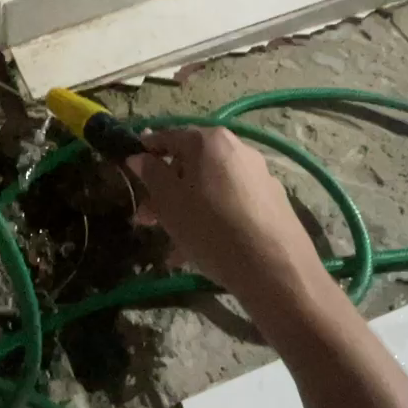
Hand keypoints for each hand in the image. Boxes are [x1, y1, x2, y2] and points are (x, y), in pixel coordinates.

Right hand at [125, 128, 329, 302]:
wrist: (276, 270)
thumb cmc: (211, 228)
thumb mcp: (169, 201)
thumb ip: (150, 173)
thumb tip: (139, 157)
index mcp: (208, 140)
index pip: (166, 136)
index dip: (145, 153)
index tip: (131, 172)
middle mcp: (236, 148)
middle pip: (190, 164)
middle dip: (166, 191)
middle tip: (148, 218)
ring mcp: (258, 175)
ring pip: (210, 187)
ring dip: (187, 209)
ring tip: (174, 246)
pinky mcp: (273, 201)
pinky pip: (231, 202)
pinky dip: (213, 218)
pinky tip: (202, 250)